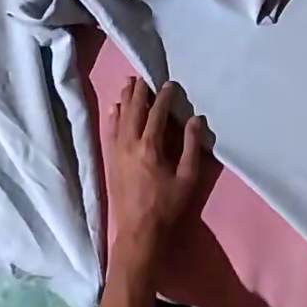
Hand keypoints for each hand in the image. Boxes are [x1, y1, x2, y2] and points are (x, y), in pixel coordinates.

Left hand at [106, 78, 210, 270]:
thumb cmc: (167, 206)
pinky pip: (111, 131)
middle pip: (133, 110)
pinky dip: (113, 116)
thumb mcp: (188, 178)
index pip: (156, 113)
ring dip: (125, 99)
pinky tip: (115, 108)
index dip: (163, 96)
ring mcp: (117, 151)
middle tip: (144, 75)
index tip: (169, 84)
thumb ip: (192, 146)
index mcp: (150, 147)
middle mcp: (129, 144)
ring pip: (120, 118)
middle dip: (139, 91)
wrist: (139, 231)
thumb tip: (195, 119)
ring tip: (129, 83)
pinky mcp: (111, 160)